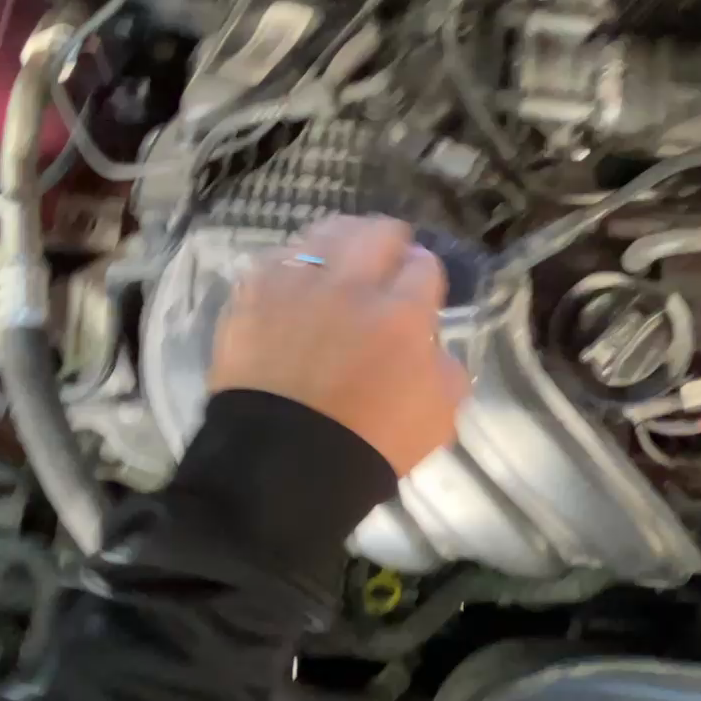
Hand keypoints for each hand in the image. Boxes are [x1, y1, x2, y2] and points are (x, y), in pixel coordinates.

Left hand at [210, 214, 469, 476]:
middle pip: (380, 231)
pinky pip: (280, 256)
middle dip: (393, 243)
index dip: (426, 276)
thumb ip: (447, 369)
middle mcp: (352, 285)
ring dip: (345, 243)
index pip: (425, 264)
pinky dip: (297, 264)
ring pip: (328, 231)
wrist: (282, 470)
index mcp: (403, 313)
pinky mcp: (252, 294)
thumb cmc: (370, 444)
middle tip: (389, 266)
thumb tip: (434, 346)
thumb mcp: (439, 415)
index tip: (421, 292)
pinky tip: (300, 283)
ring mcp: (297, 285)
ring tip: (343, 264)